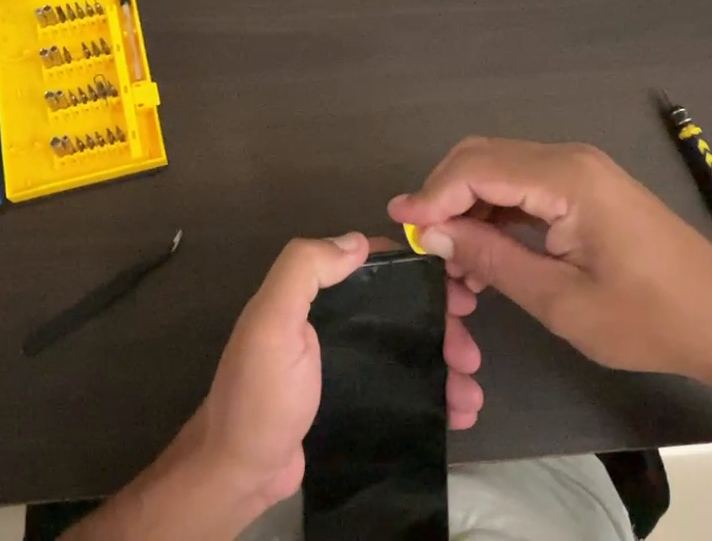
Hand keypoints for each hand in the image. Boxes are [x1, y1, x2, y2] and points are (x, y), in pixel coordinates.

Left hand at [192, 233, 486, 509]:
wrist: (241, 470)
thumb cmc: (261, 393)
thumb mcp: (273, 320)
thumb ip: (305, 270)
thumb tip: (358, 240)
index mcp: (313, 297)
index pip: (372, 268)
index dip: (416, 273)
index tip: (456, 288)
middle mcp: (330, 323)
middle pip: (398, 311)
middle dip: (440, 325)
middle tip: (470, 352)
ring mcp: (343, 363)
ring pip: (406, 351)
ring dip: (443, 365)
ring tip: (471, 392)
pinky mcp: (354, 400)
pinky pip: (402, 388)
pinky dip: (433, 397)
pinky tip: (459, 414)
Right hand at [388, 137, 711, 394]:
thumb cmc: (650, 320)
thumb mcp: (561, 301)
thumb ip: (491, 258)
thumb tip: (430, 232)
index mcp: (567, 178)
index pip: (476, 167)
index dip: (431, 193)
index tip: (400, 227)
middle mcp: (570, 159)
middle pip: (482, 157)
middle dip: (444, 196)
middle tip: (423, 246)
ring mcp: (580, 171)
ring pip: (498, 170)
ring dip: (467, 207)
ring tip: (452, 261)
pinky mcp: (585, 188)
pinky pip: (522, 186)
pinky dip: (494, 213)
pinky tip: (485, 253)